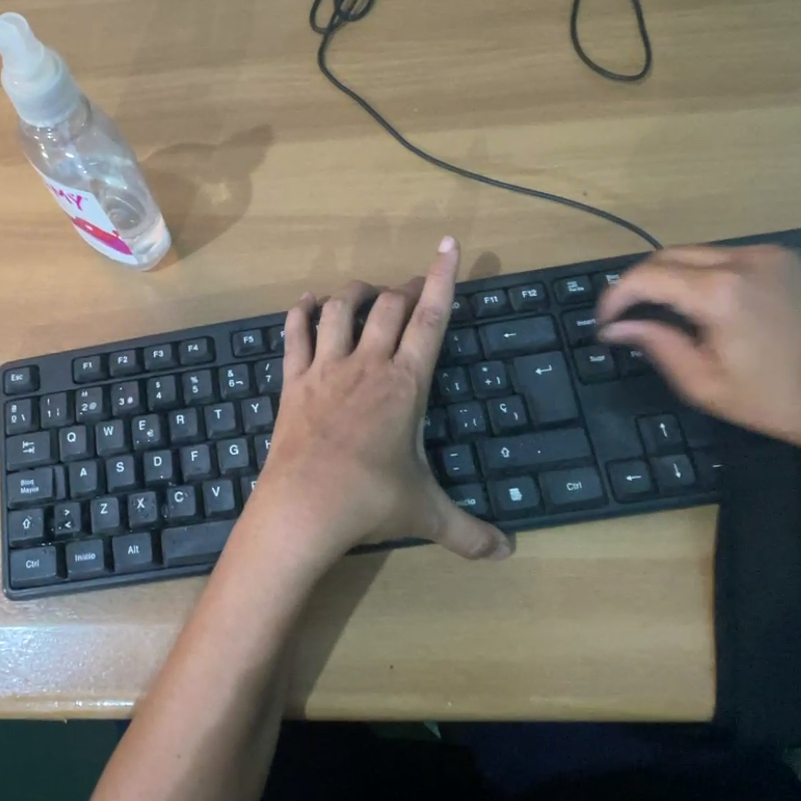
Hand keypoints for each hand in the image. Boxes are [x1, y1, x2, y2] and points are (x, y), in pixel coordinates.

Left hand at [242, 236, 511, 572]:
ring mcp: (325, 369)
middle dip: (402, 288)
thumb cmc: (370, 502)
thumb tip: (507, 555)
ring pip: (338, 309)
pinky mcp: (292, 381)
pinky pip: (295, 333)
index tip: (447, 245)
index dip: (442, 278)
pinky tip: (305, 303)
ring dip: (352, 293)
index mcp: (407, 384)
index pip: (431, 319)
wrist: (303, 507)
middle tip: (409, 289)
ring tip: (361, 292)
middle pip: (387, 305)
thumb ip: (468, 532)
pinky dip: (300, 313)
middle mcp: (367, 365)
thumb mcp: (426, 515)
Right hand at [596, 245, 800, 450]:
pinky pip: (729, 257)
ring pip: (698, 253)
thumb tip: (615, 329)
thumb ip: (656, 346)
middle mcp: (742, 260)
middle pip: (668, 256)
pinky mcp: (790, 262)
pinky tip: (704, 307)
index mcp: (718, 291)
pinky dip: (702, 275)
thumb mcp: (706, 383)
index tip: (604, 323)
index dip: (615, 297)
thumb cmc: (782, 399)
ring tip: (660, 314)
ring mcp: (771, 256)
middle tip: (625, 317)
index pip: (645, 277)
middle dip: (638, 283)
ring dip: (670, 277)